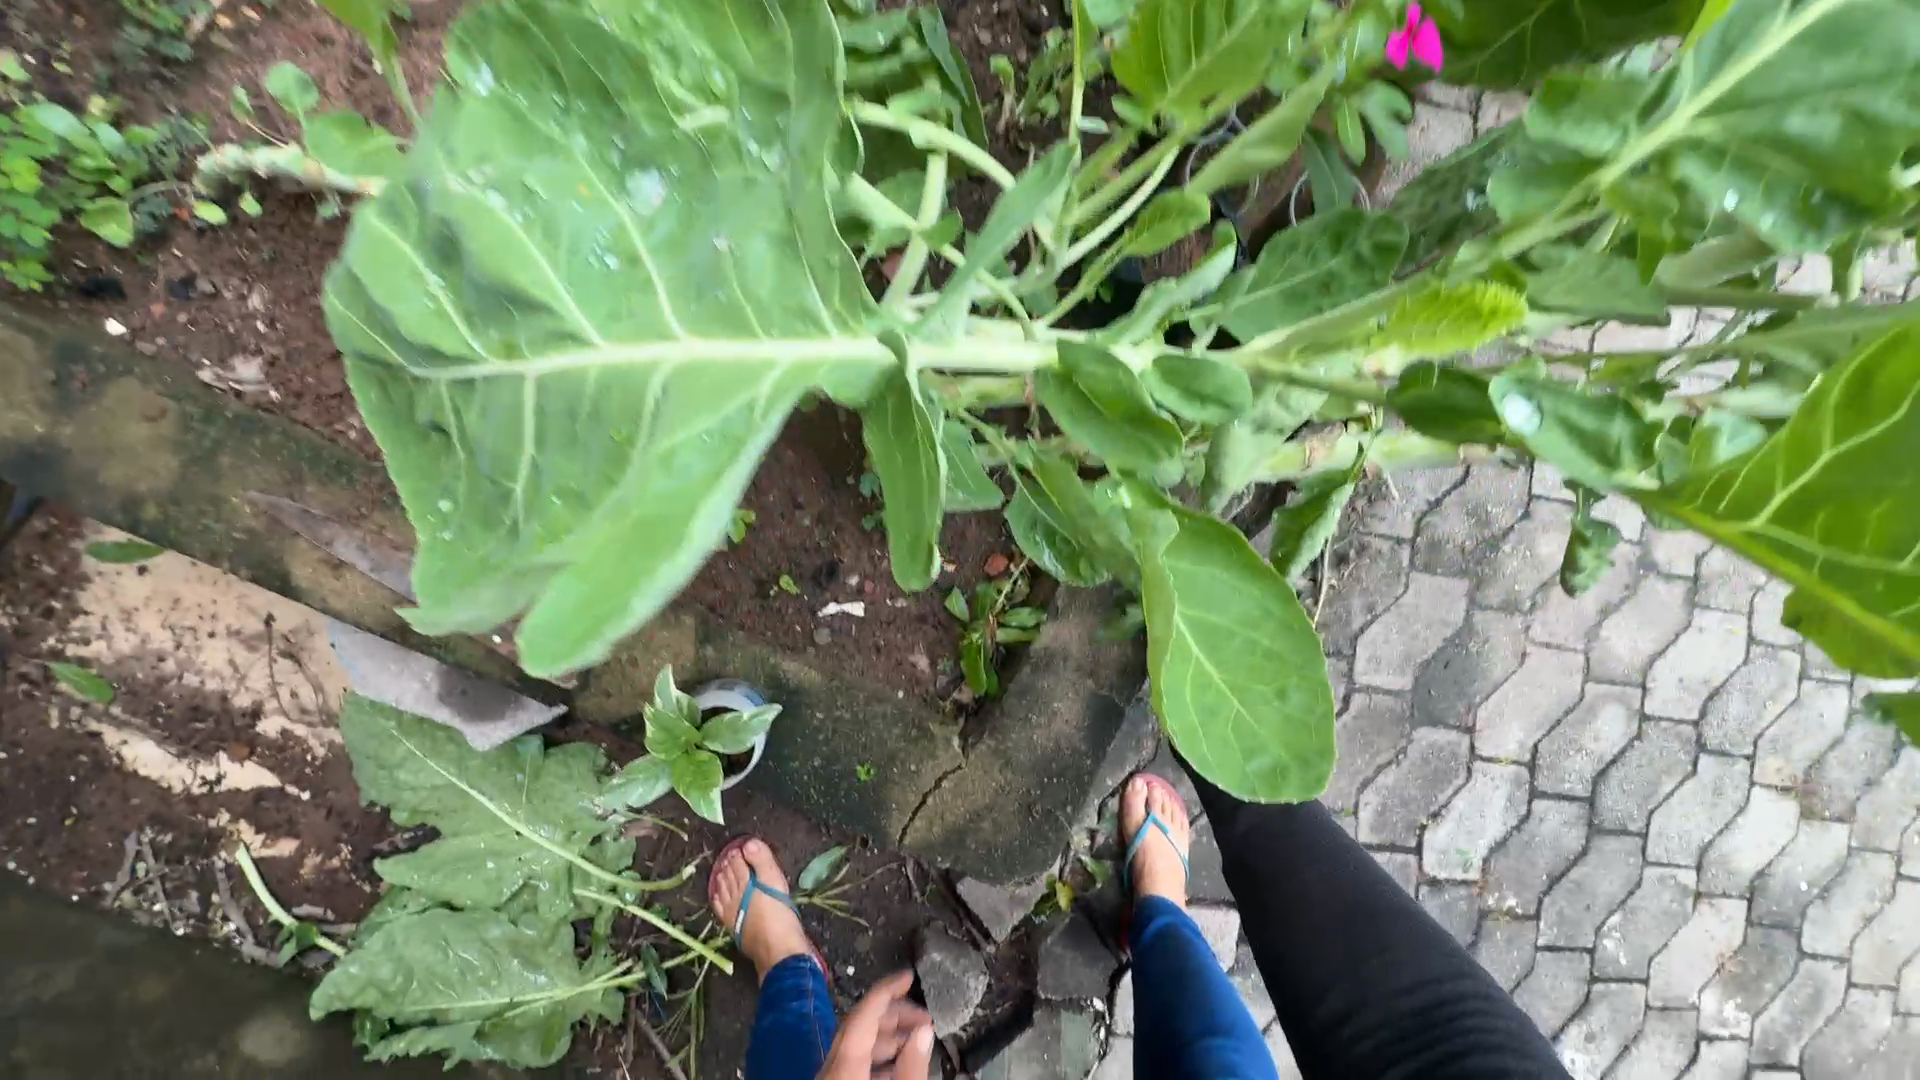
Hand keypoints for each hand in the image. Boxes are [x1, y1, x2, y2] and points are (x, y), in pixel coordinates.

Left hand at [818, 970, 936, 1079]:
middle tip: (923, 1016)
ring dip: (889, 1036)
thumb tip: (924, 1032)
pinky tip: (900, 1062)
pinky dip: (878, 1056)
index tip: (909, 975)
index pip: (865, 1010)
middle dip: (895, 1014)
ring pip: (858, 1045)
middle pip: (862, 1025)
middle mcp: (831, 1066)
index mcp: (844, 1063)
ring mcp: (831, 1077)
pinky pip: (855, 1063)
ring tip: (917, 1038)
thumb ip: (911, 1065)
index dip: (888, 987)